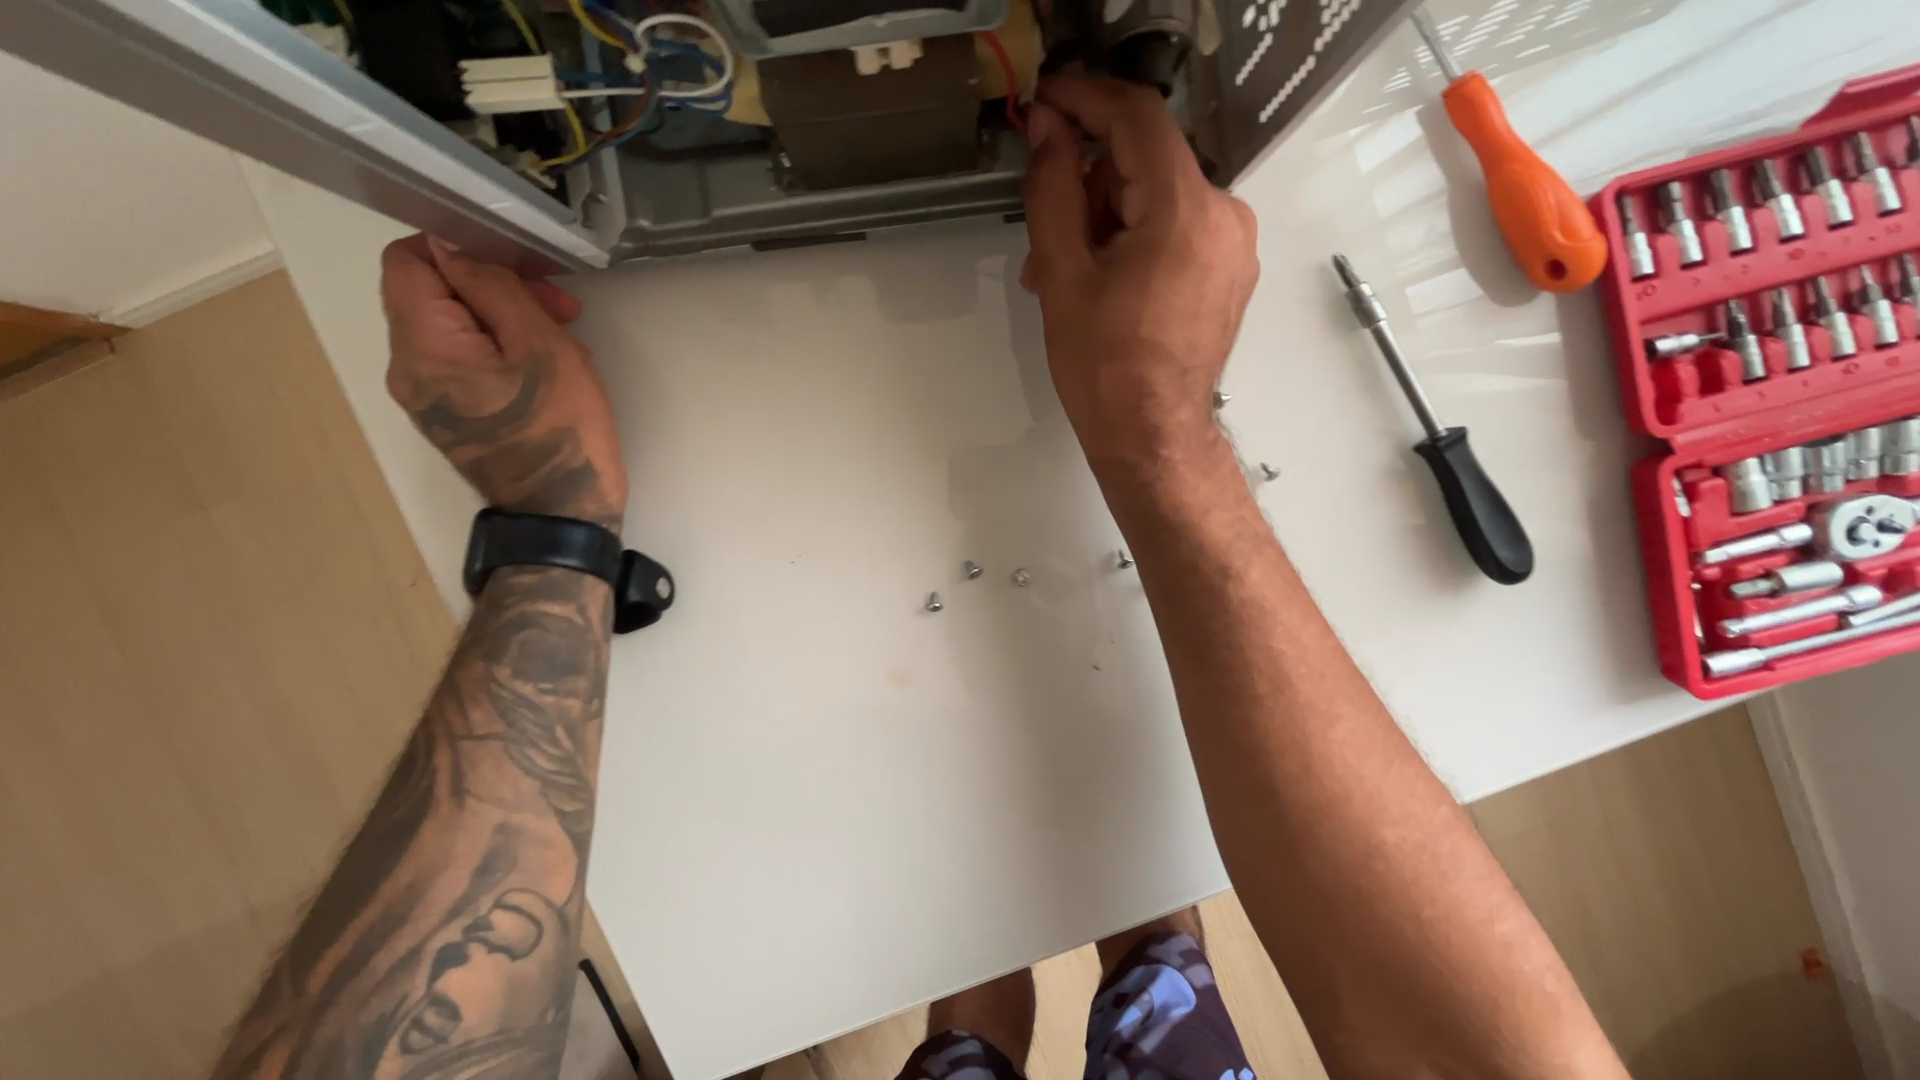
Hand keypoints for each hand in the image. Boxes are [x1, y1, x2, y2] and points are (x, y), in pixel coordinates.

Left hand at [381, 236, 626, 532]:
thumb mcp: (541, 346)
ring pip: (452, 330)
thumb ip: (492, 288)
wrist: (563, 513)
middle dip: (495, 287)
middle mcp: (407, 369)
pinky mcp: (450, 417)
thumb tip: (452, 246)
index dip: (460, 249)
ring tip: (562, 337)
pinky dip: (499, 351)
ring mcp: (425, 398)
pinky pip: (462, 363)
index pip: (407, 262)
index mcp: (422, 346)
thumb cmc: (560, 429)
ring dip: (504, 320)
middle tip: (561, 307)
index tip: (520, 268)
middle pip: (430, 296)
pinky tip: (544, 368)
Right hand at [1020, 77, 1259, 470]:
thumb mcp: (1063, 275)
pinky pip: (1177, 228)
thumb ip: (1052, 191)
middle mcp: (1224, 216)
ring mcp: (1233, 245)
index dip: (1085, 98)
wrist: (1154, 438)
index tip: (1046, 101)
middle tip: (1042, 235)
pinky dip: (1135, 239)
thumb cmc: (1107, 370)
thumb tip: (1047, 130)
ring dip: (1106, 220)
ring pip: (1158, 197)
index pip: (1137, 118)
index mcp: (1185, 211)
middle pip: (1146, 163)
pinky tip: (1102, 280)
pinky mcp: (1229, 271)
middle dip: (1087, 186)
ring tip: (1065, 274)